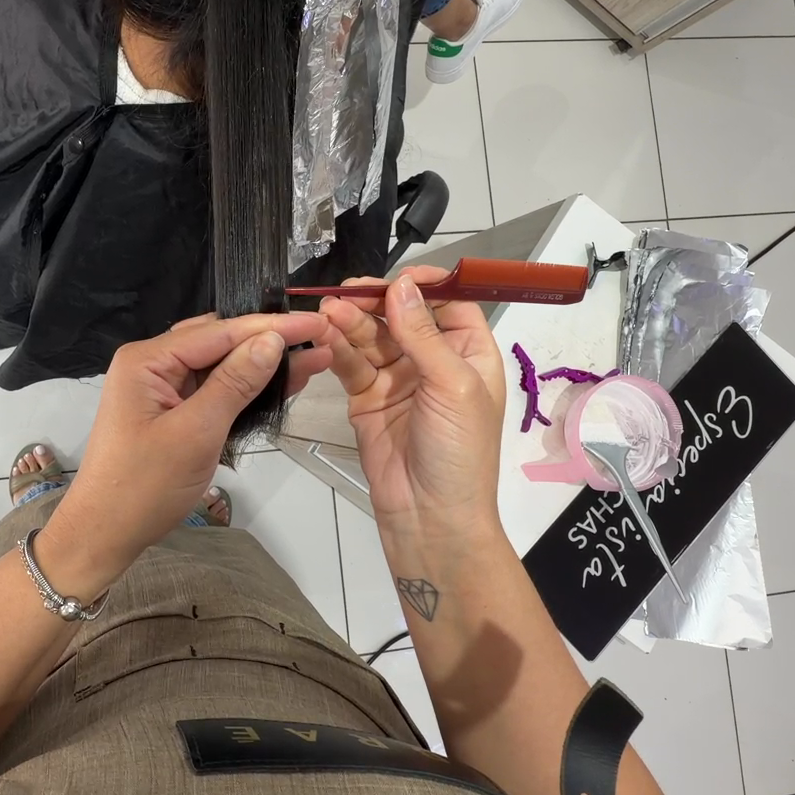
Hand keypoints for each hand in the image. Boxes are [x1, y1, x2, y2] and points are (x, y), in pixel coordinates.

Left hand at [44, 311, 332, 583]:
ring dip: (263, 364)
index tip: (316, 323)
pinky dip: (246, 388)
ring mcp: (161, 388)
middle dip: (270, 340)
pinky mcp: (171, 411)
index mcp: (148, 360)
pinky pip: (213, 389)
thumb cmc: (144, 486)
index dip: (270, 327)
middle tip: (320, 339)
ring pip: (220, 365)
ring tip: (314, 359)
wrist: (104, 534)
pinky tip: (281, 383)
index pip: (219, 331)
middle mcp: (152, 364)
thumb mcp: (196, 432)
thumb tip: (273, 340)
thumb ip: (235, 383)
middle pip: (219, 341)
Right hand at [320, 268, 505, 527]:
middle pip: (402, 315)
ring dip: (351, 322)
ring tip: (328, 310)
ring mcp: (397, 377)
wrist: (429, 515)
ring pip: (372, 336)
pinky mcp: (366, 396)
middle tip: (347, 292)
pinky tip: (325, 331)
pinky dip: (338, 347)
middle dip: (376, 301)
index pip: (449, 303)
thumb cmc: (459, 451)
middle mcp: (433, 360)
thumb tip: (401, 286)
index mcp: (469, 353)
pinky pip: (351, 362)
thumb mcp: (451, 386)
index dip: (424, 286)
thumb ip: (423, 334)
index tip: (396, 279)